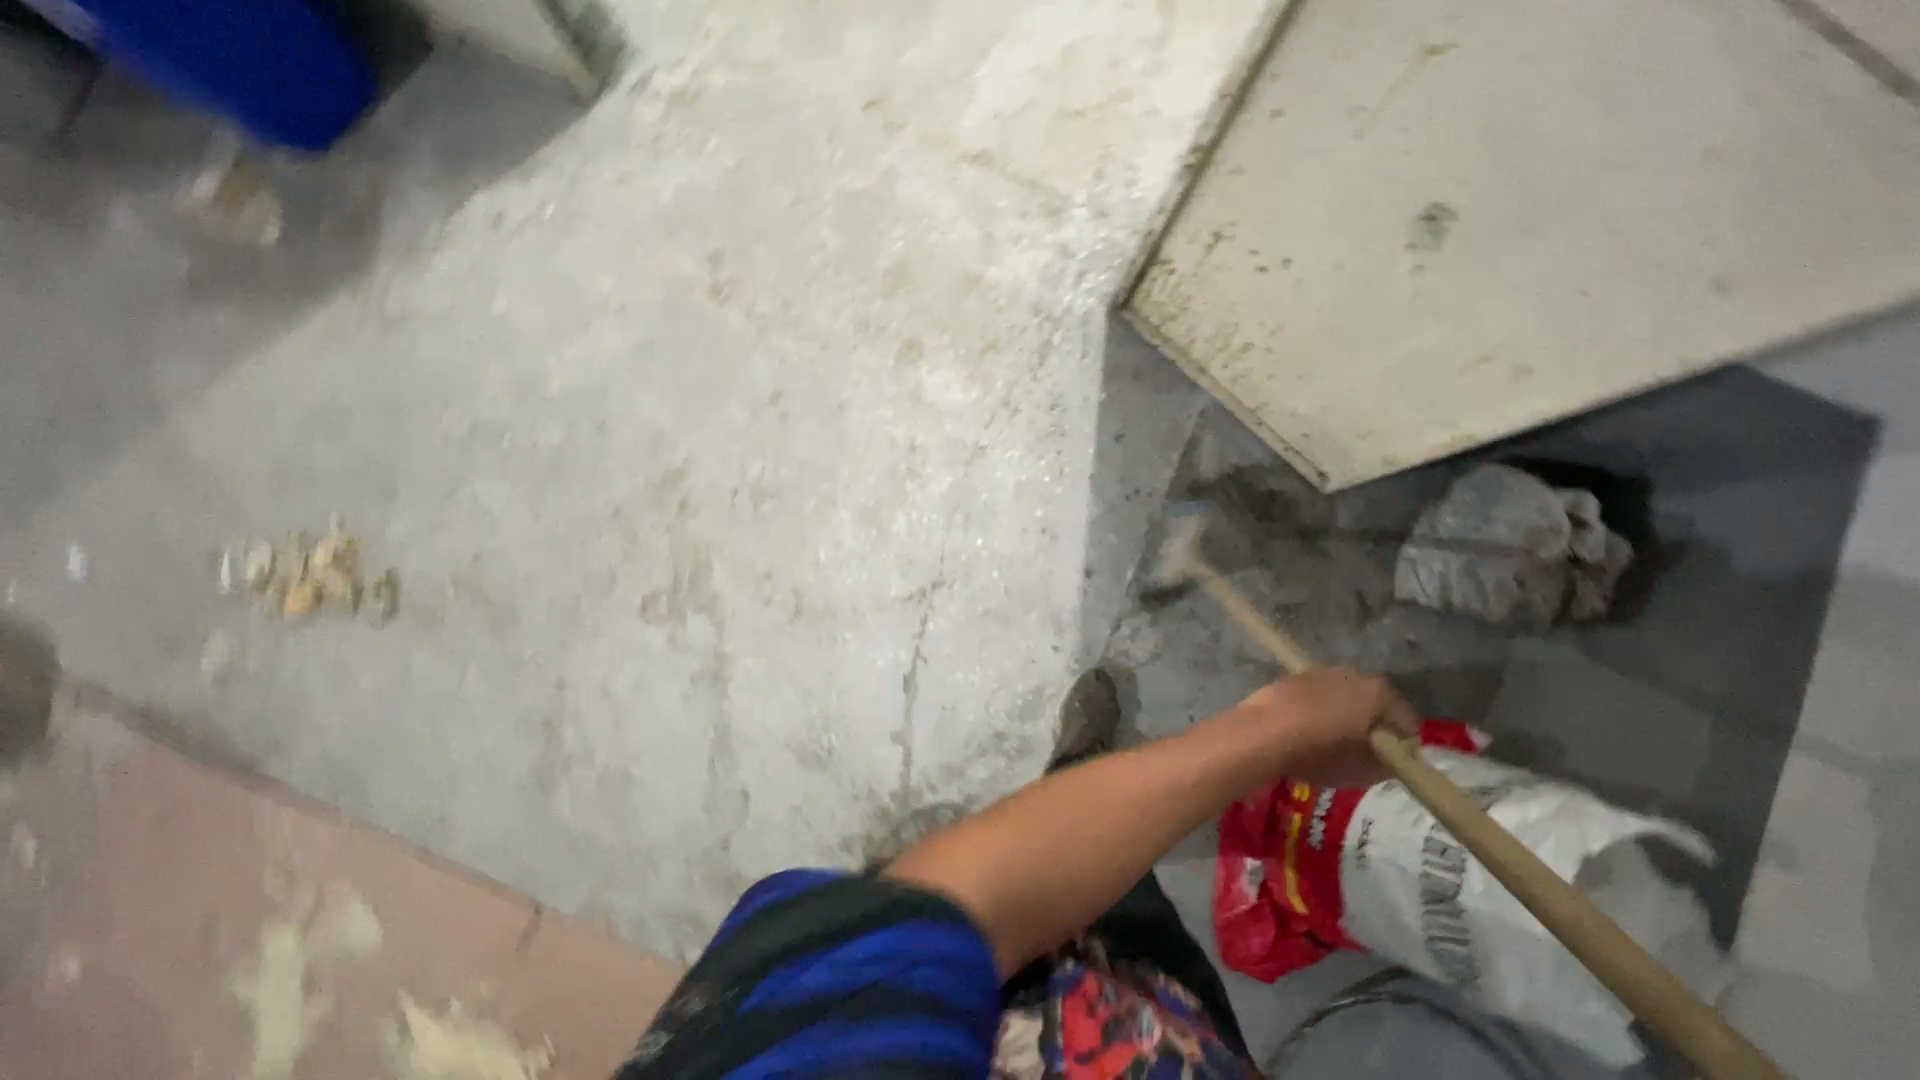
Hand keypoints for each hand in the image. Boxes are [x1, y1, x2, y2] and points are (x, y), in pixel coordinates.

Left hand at [1237, 668, 1418, 787]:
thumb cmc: (1321, 752)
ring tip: (1332, 741)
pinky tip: (1307, 729)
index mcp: (1380, 693)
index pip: (1407, 723)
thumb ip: (1388, 765)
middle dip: (1373, 726)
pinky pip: (1318, 696)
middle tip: (1363, 753)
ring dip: (1345, 714)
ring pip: (1345, 696)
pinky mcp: (1294, 676)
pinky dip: (1319, 709)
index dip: (1403, 747)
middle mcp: (1355, 673)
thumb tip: (1392, 760)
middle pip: (1375, 704)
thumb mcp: (1364, 772)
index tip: (1392, 764)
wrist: (1263, 731)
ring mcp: (1322, 671)